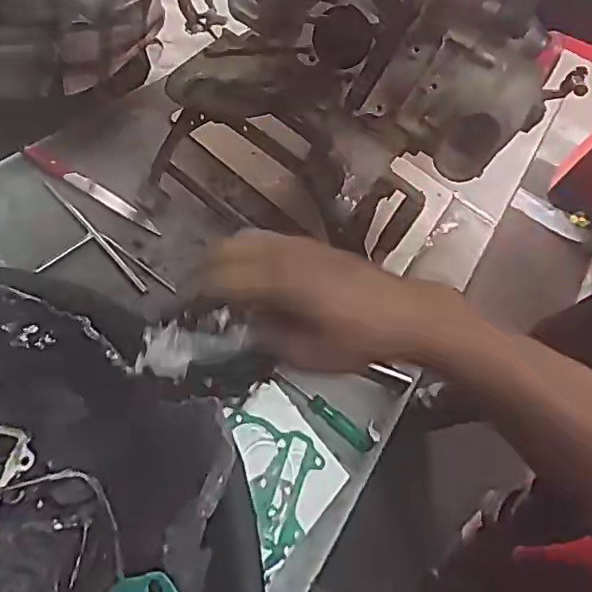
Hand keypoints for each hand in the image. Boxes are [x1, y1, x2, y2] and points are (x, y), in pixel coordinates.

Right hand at [197, 231, 472, 372]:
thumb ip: (266, 340)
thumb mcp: (310, 353)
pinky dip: (249, 254)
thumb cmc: (362, 338)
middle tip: (197, 300)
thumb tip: (239, 331)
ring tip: (219, 289)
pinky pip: (269, 241)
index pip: (222, 277)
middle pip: (228, 248)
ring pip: (248, 239)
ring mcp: (302, 245)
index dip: (197, 294)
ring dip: (226, 259)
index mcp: (282, 280)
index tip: (184, 311)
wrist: (407, 313)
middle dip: (204, 271)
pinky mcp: (315, 245)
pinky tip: (255, 279)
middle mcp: (287, 253)